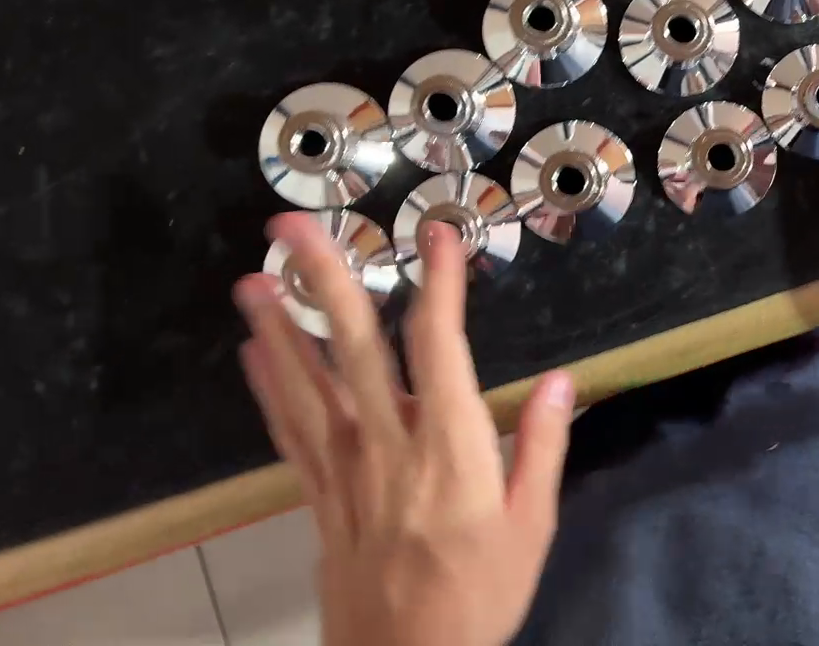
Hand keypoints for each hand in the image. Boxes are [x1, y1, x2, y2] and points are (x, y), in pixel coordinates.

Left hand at [234, 213, 576, 645]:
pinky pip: (289, 432)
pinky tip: (256, 351)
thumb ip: (544, 445)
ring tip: (254, 276)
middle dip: (324, 283)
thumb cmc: (482, 591)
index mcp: (450, 448)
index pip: (442, 348)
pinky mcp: (318, 496)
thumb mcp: (534, 521)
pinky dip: (270, 386)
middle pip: (352, 351)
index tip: (439, 235)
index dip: (440, 286)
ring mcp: (344, 470)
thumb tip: (564, 377)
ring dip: (278, 326)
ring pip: (306, 384)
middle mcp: (388, 446)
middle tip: (293, 228)